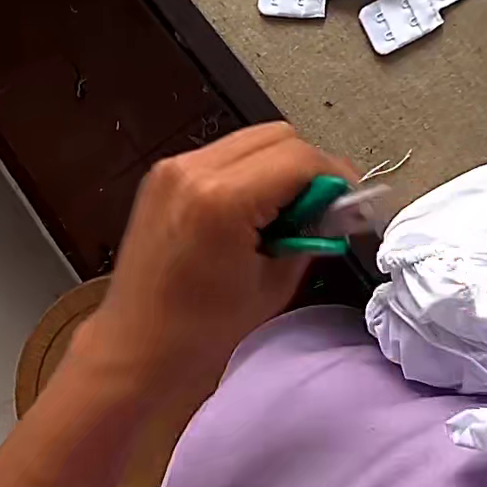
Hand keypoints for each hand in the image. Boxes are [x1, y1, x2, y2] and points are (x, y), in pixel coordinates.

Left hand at [71, 123, 355, 391]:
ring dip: (282, 166)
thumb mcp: (274, 283)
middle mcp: (193, 171)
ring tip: (288, 211)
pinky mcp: (165, 176)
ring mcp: (173, 168)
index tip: (350, 199)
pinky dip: (253, 171)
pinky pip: (227, 154)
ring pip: (254, 139)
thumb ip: (310, 234)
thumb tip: (334, 209)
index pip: (300, 159)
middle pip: (279, 136)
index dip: (336, 176)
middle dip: (310, 167)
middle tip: (323, 206)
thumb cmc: (201, 332)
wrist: (136, 349)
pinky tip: (256, 209)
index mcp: (221, 201)